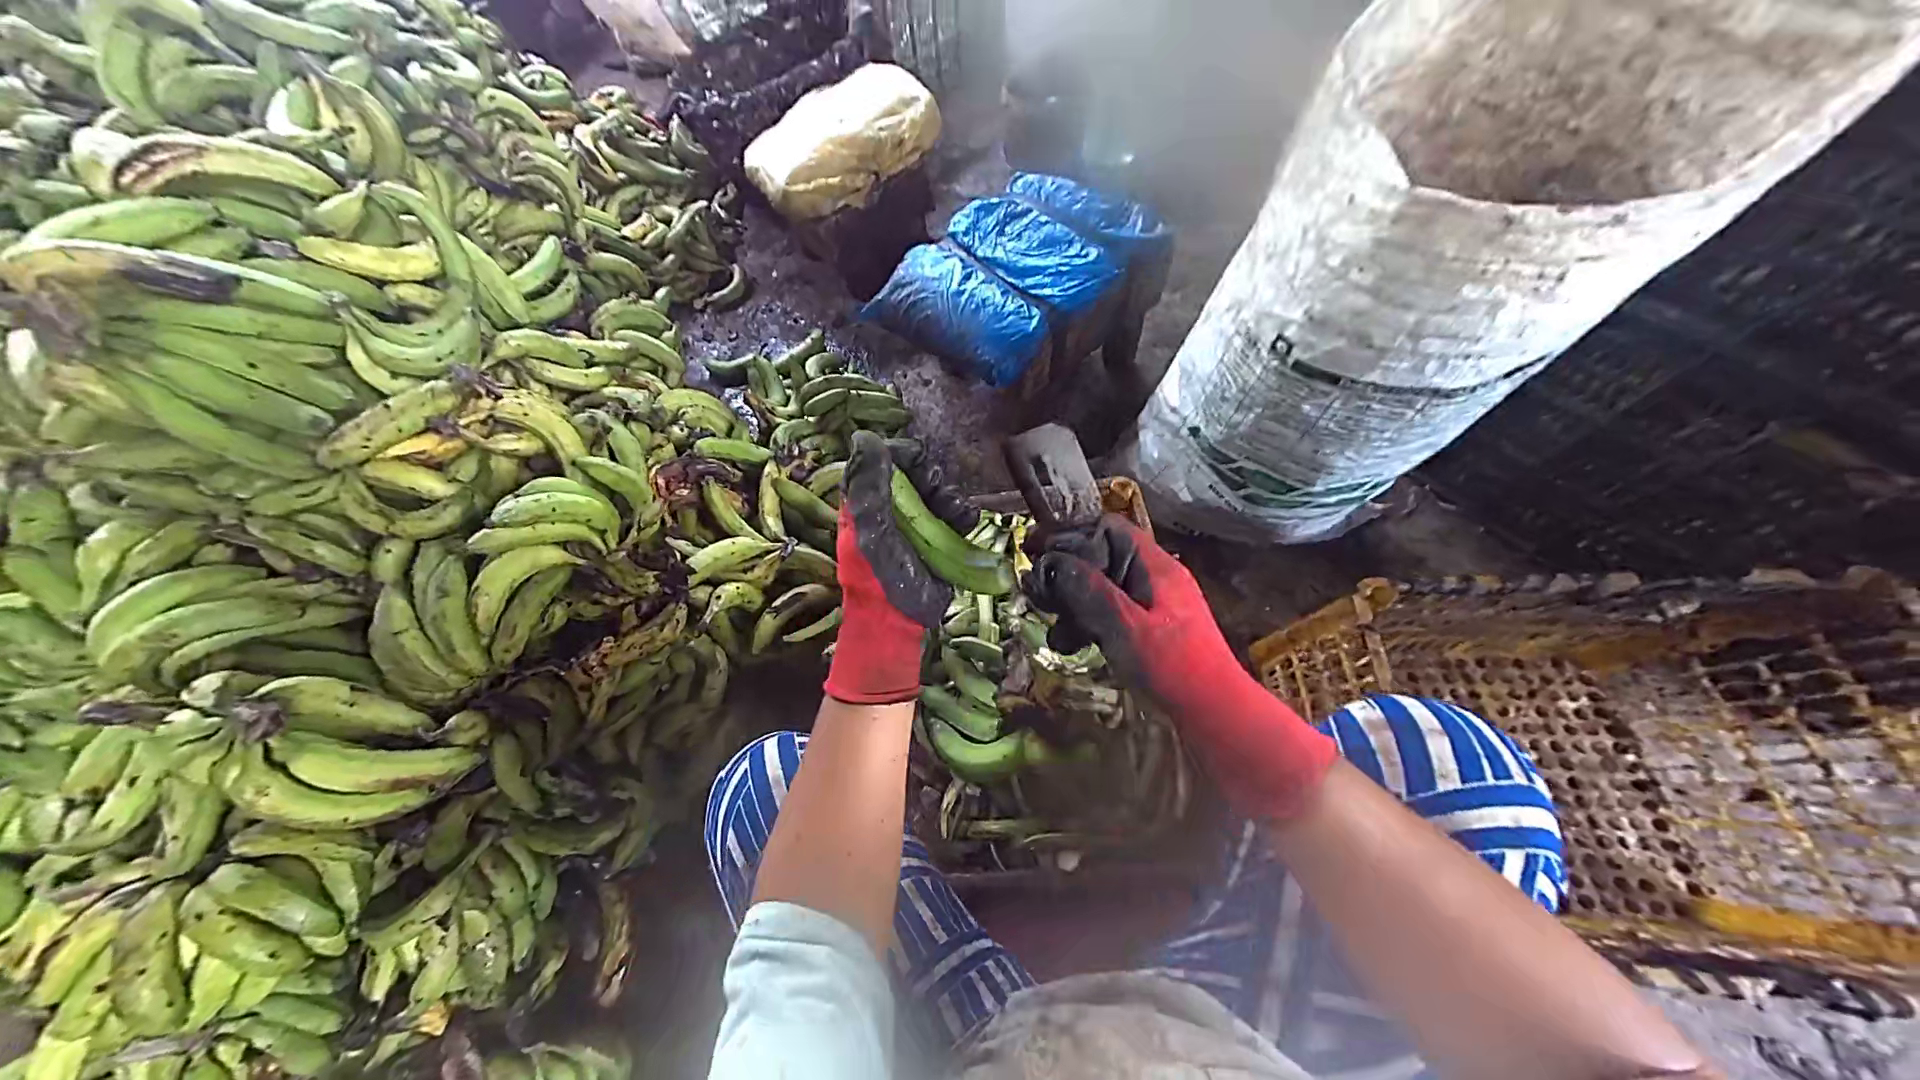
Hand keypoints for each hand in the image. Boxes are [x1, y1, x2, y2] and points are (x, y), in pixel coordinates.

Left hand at [822, 431, 950, 703]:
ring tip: (956, 516)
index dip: (902, 455)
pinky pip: (953, 513)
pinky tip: (964, 524)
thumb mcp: (869, 530)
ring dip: (950, 498)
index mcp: (865, 500)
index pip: (883, 458)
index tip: (919, 465)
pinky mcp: (936, 537)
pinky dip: (962, 514)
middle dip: (931, 479)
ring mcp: (914, 522)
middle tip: (937, 497)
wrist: (900, 621)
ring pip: (937, 490)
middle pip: (915, 471)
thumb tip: (863, 436)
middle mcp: (889, 506)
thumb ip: (867, 485)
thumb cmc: (877, 577)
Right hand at [1029, 515, 1335, 819]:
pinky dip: (1087, 624)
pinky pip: (1109, 614)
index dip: (1070, 535)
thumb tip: (1052, 562)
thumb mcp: (1125, 626)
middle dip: (1065, 575)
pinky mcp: (1146, 629)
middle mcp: (1152, 578)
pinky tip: (1071, 645)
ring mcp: (1150, 604)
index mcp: (1153, 567)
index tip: (1036, 551)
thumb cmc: (1172, 667)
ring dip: (1072, 605)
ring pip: (1100, 588)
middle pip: (1099, 558)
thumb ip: (1088, 591)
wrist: (1214, 713)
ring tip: (1056, 630)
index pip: (1108, 528)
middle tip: (1037, 594)